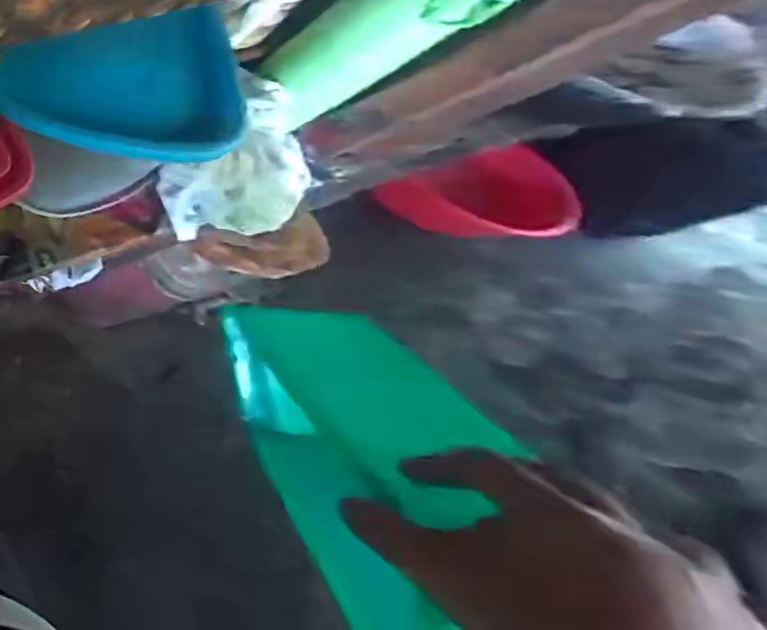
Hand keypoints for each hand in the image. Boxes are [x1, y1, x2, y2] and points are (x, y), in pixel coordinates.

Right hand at [343, 449, 760, 629]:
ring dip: (618, 533)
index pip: (484, 463)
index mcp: (551, 508)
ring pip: (656, 534)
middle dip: (529, 481)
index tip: (410, 474)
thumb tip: (348, 503)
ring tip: (593, 546)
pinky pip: (706, 589)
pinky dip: (673, 583)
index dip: (441, 465)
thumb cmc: (532, 617)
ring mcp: (688, 576)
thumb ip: (392, 534)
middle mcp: (622, 528)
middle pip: (572, 485)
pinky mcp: (731, 623)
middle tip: (495, 495)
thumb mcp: (444, 574)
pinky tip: (654, 598)